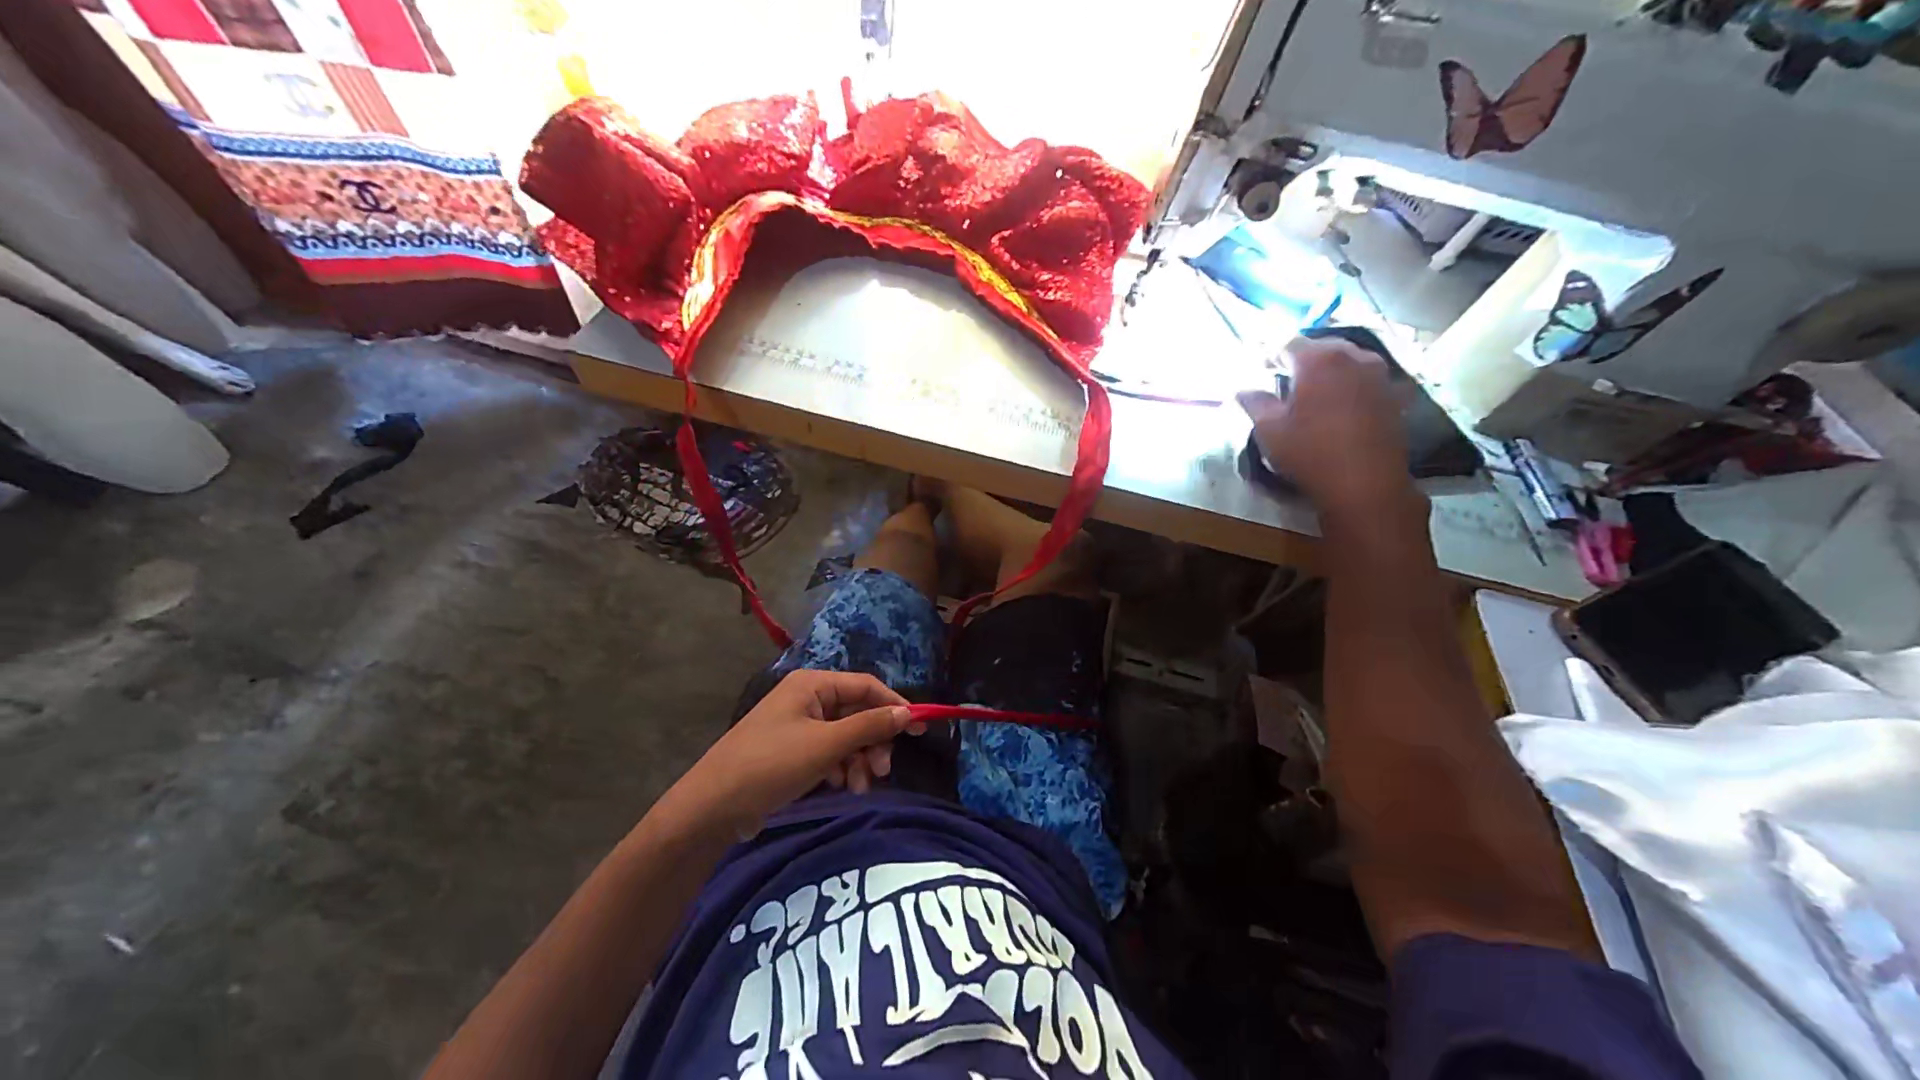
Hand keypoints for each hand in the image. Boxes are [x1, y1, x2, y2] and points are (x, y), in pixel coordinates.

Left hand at [664, 670, 915, 837]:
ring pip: (846, 736)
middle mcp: (807, 699)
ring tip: (859, 787)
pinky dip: (841, 768)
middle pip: (857, 712)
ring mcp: (798, 726)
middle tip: (882, 770)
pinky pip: (830, 752)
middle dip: (873, 741)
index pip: (866, 686)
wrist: (713, 806)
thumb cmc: (772, 765)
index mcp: (813, 685)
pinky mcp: (792, 752)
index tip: (919, 730)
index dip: (894, 705)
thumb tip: (908, 711)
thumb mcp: (826, 745)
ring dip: (859, 759)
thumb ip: (870, 726)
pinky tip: (841, 786)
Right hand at [1238, 338, 1421, 525]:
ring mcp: (1379, 374)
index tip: (1261, 370)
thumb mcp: (1270, 431)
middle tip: (1287, 379)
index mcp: (1318, 361)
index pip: (1288, 344)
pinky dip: (1353, 383)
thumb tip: (1243, 390)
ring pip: (1349, 359)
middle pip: (1323, 346)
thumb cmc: (1311, 454)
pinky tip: (1344, 403)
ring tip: (1316, 391)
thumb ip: (1255, 404)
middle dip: (1303, 359)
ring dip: (1330, 369)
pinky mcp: (1396, 394)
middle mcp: (1353, 357)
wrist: (1366, 484)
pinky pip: (1368, 378)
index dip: (1271, 355)